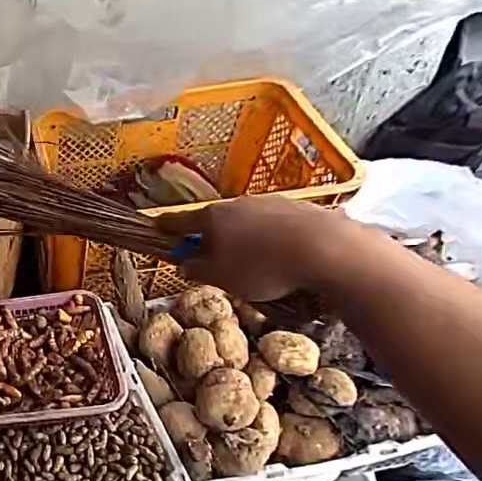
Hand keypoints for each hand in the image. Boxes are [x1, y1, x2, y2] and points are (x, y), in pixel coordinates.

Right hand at [159, 195, 374, 301]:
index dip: (167, 226)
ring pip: (248, 221)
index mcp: (213, 218)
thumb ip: (197, 269)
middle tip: (209, 255)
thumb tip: (186, 262)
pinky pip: (275, 225)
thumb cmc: (262, 267)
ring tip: (250, 262)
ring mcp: (271, 203)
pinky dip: (270, 238)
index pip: (181, 221)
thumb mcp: (220, 277)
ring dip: (243, 237)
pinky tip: (280, 257)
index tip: (156, 227)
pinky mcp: (300, 209)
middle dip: (211, 235)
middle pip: (217, 219)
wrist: (325, 249)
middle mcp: (240, 204)